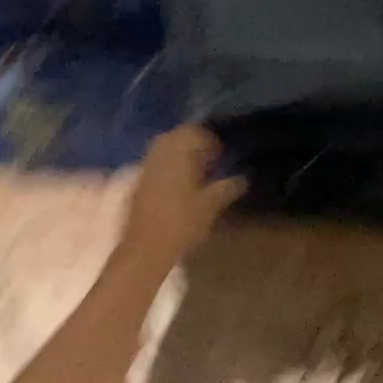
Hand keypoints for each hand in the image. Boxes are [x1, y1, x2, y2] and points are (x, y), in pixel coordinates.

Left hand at [118, 126, 247, 269]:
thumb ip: (227, 188)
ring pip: (164, 146)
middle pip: (177, 135)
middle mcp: (160, 153)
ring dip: (179, 151)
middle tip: (208, 157)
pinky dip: (167, 163)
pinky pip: (155, 161)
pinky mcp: (138, 181)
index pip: (195, 133)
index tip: (220, 153)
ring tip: (194, 168)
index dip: (210, 140)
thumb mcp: (210, 206)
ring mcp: (146, 166)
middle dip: (193, 141)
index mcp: (179, 153)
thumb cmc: (181, 224)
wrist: (144, 248)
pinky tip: (177, 181)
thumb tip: (243, 178)